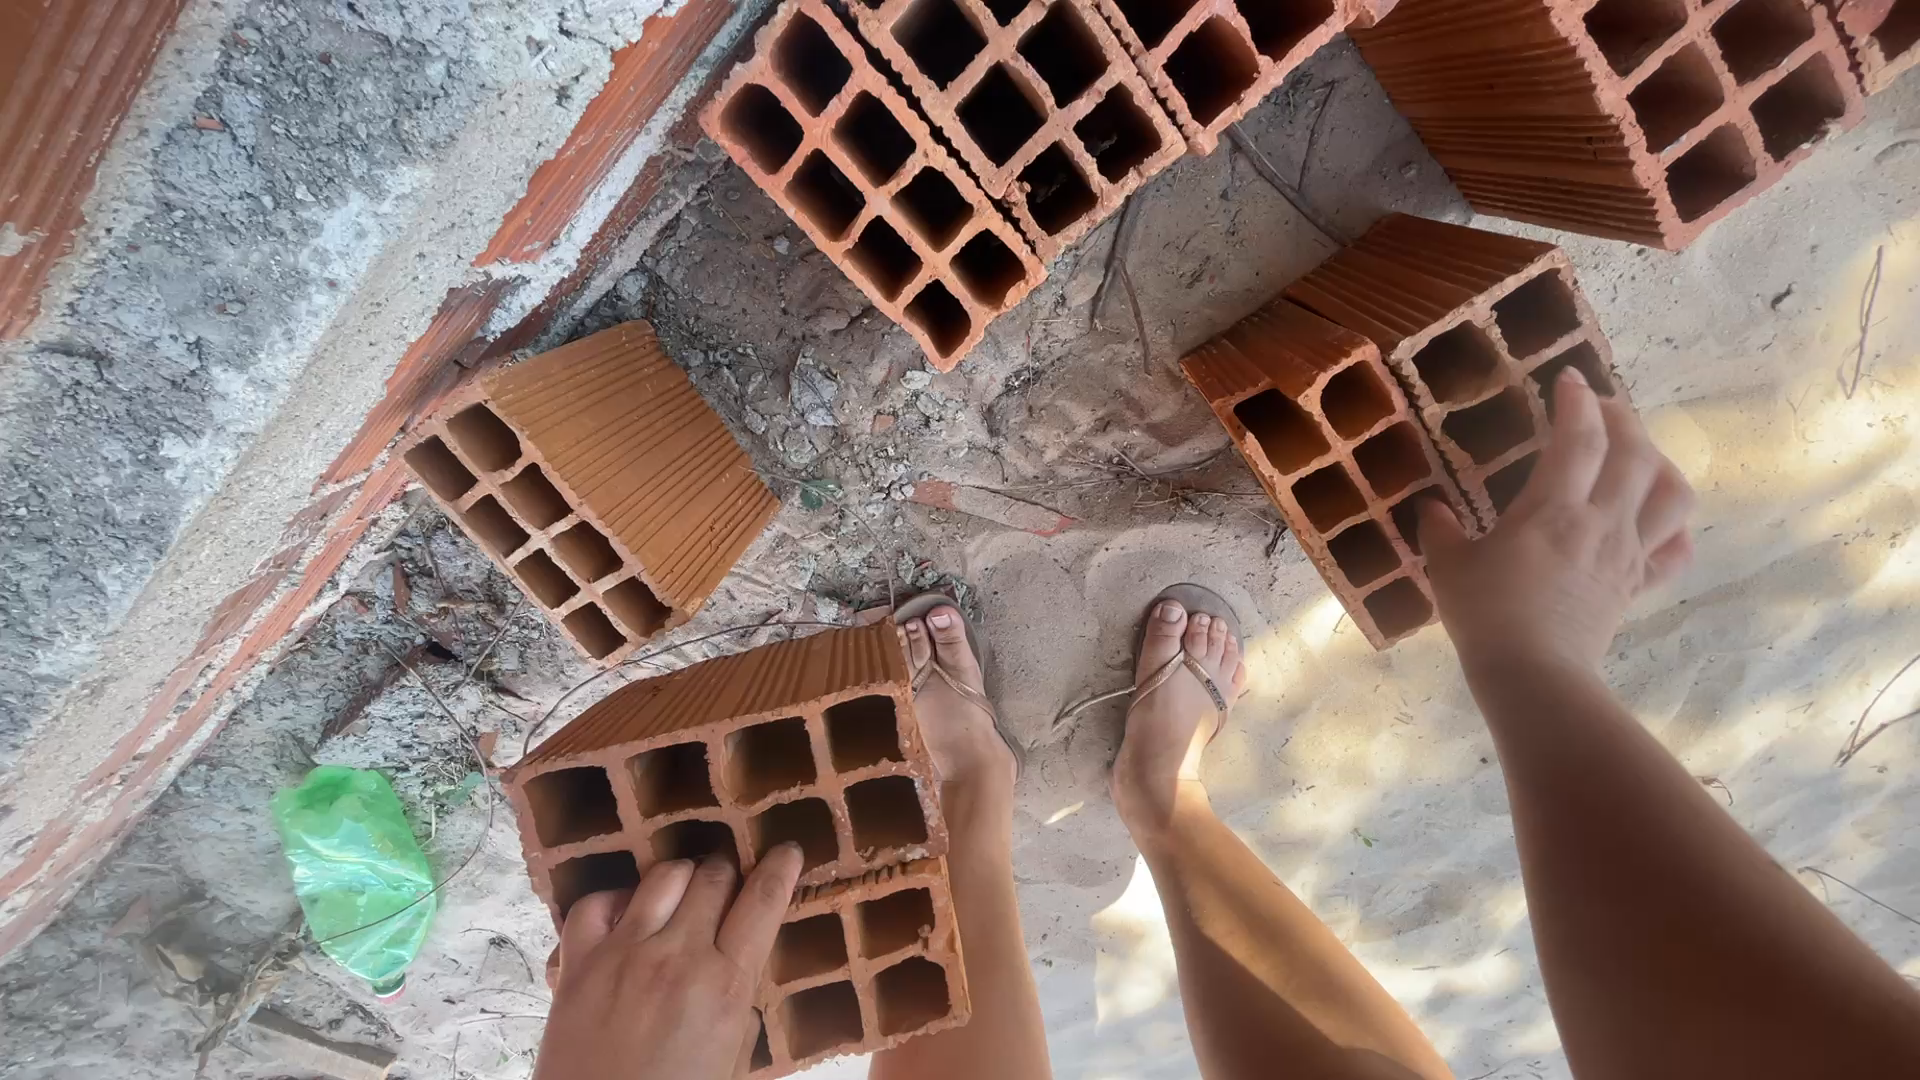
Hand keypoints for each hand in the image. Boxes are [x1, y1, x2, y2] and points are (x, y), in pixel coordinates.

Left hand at [532, 845, 804, 1079]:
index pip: (763, 898)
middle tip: (728, 884)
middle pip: (715, 874)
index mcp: (726, 985)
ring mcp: (624, 955)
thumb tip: (743, 952)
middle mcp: (678, 957)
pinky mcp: (577, 965)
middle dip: (728, 871)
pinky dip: (616, 900)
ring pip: (665, 874)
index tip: (786, 850)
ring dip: (683, 878)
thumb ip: (742, 998)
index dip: (780, 865)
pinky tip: (627, 916)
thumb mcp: (734, 1056)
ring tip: (683, 897)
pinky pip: (596, 902)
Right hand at [1416, 366, 1693, 675]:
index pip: (1576, 440)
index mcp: (1551, 510)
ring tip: (1637, 451)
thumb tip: (1431, 507)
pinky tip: (1658, 518)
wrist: (1531, 669)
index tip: (1566, 378)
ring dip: (1659, 461)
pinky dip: (1674, 524)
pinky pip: (1675, 547)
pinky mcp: (1637, 583)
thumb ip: (1438, 528)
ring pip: (1669, 492)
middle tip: (1600, 405)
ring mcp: (1627, 553)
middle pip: (1633, 454)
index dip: (1574, 403)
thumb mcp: (1446, 564)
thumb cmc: (1482, 611)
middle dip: (1621, 418)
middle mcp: (1600, 522)